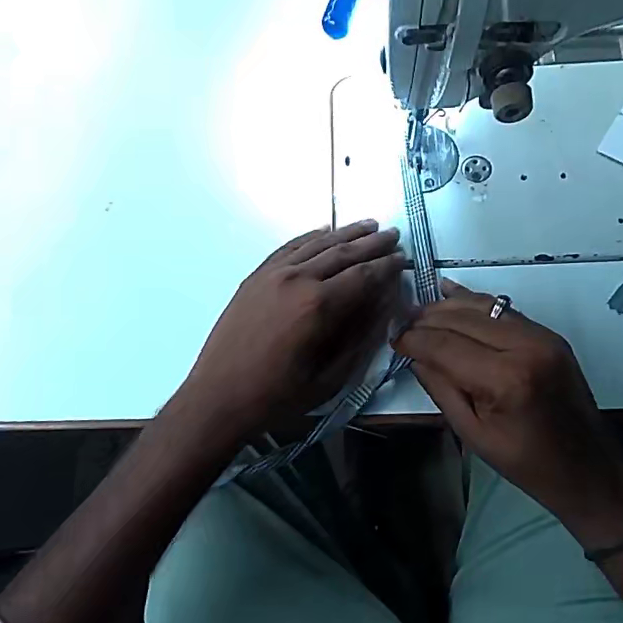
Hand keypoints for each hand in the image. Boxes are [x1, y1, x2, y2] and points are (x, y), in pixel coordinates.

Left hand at [176, 220, 406, 438]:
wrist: (218, 395)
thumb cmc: (276, 396)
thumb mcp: (329, 378)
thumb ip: (360, 339)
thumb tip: (383, 306)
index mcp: (318, 306)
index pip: (363, 275)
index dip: (387, 266)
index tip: (404, 259)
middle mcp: (296, 280)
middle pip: (342, 253)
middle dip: (371, 243)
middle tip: (393, 235)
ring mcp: (272, 275)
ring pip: (315, 244)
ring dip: (344, 233)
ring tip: (367, 226)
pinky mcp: (255, 277)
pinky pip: (288, 248)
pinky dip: (309, 238)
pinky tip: (323, 233)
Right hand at [393, 279, 622, 545]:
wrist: (589, 469)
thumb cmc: (526, 463)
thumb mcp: (471, 433)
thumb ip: (439, 387)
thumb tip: (413, 354)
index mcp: (506, 379)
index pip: (444, 345)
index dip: (413, 340)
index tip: (392, 339)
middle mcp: (526, 347)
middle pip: (460, 319)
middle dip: (425, 319)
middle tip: (400, 324)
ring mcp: (542, 336)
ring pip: (481, 306)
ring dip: (446, 306)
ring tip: (419, 313)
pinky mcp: (549, 334)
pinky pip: (502, 309)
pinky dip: (473, 303)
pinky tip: (449, 295)